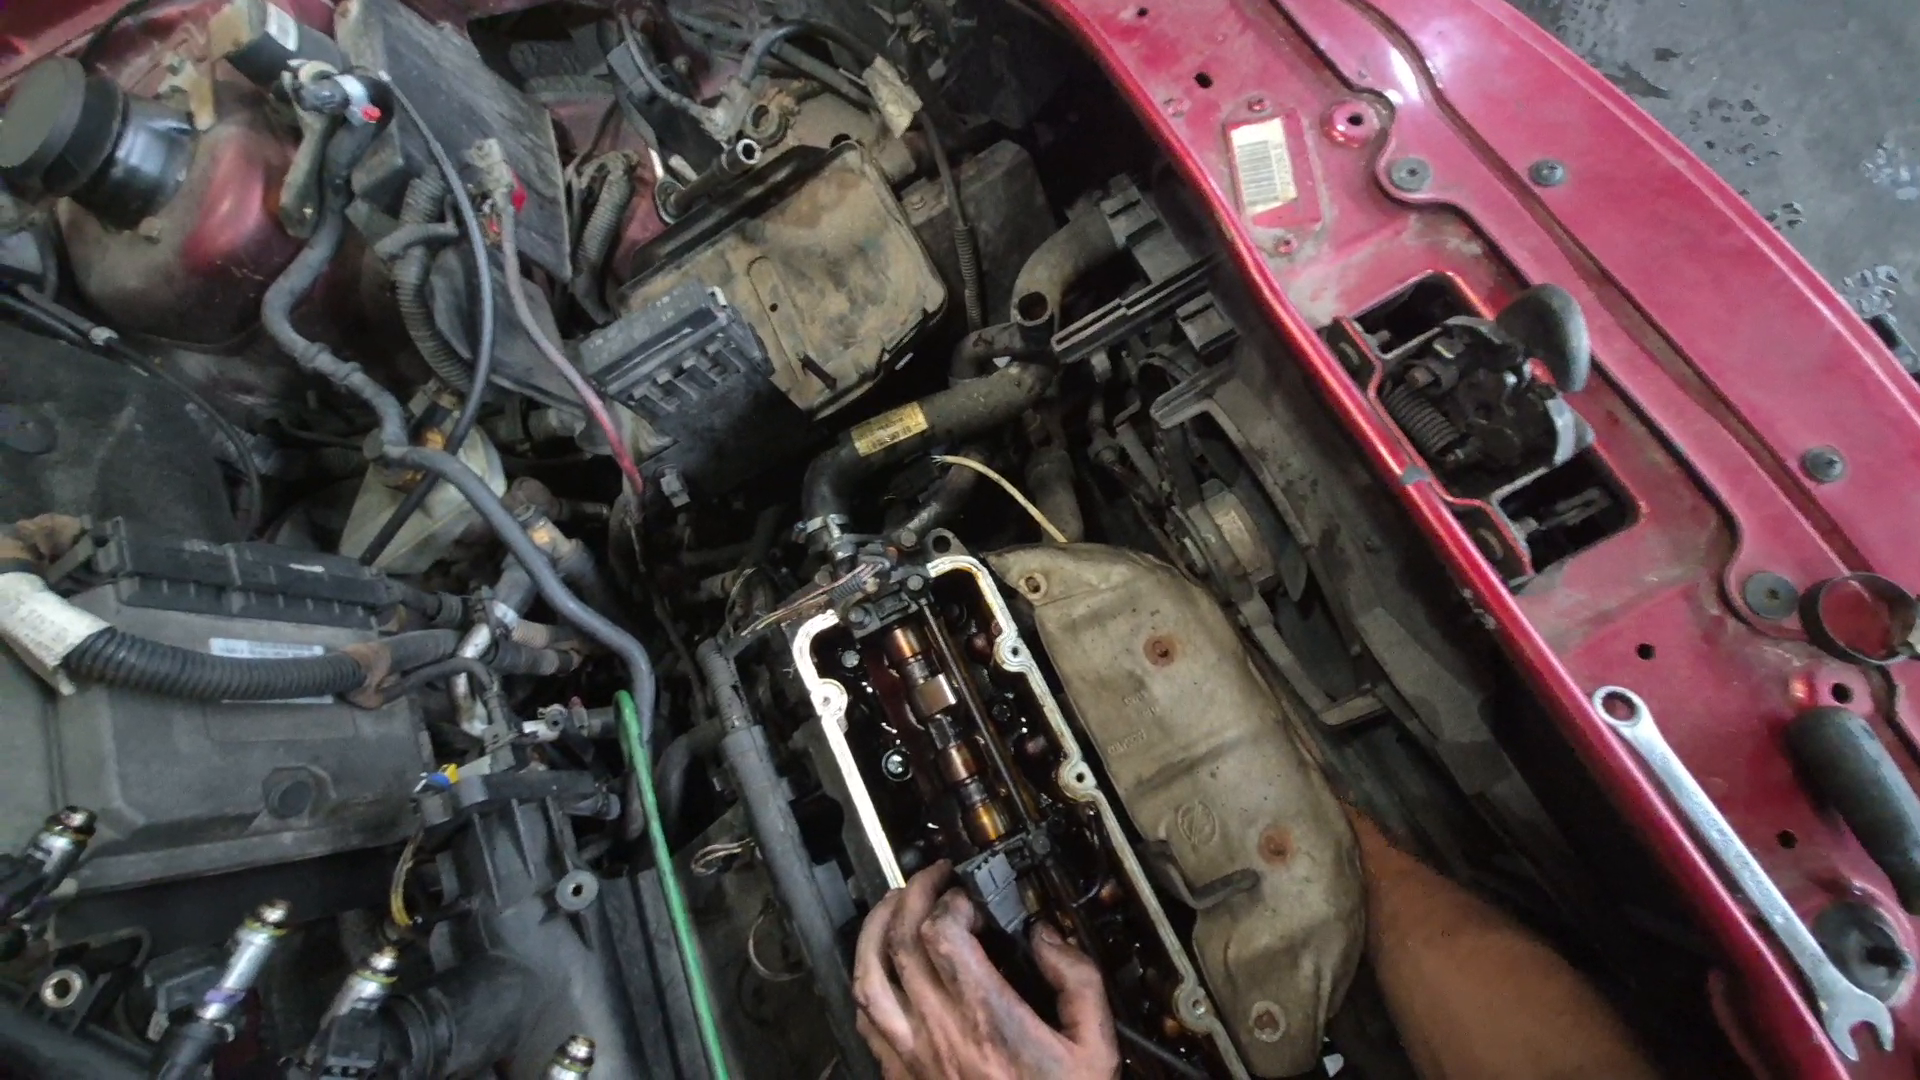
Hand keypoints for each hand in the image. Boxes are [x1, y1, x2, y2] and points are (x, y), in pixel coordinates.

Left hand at [852, 862, 1119, 1079]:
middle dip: (913, 894)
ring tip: (896, 902)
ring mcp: (913, 1056)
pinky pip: (866, 1017)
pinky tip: (882, 960)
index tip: (972, 898)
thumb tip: (1045, 935)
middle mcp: (941, 1033)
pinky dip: (866, 977)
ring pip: (869, 976)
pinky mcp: (900, 1076)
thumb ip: (1078, 981)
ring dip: (876, 928)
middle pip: (901, 943)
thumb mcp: (1095, 1049)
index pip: (943, 937)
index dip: (951, 902)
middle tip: (933, 876)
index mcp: (988, 1022)